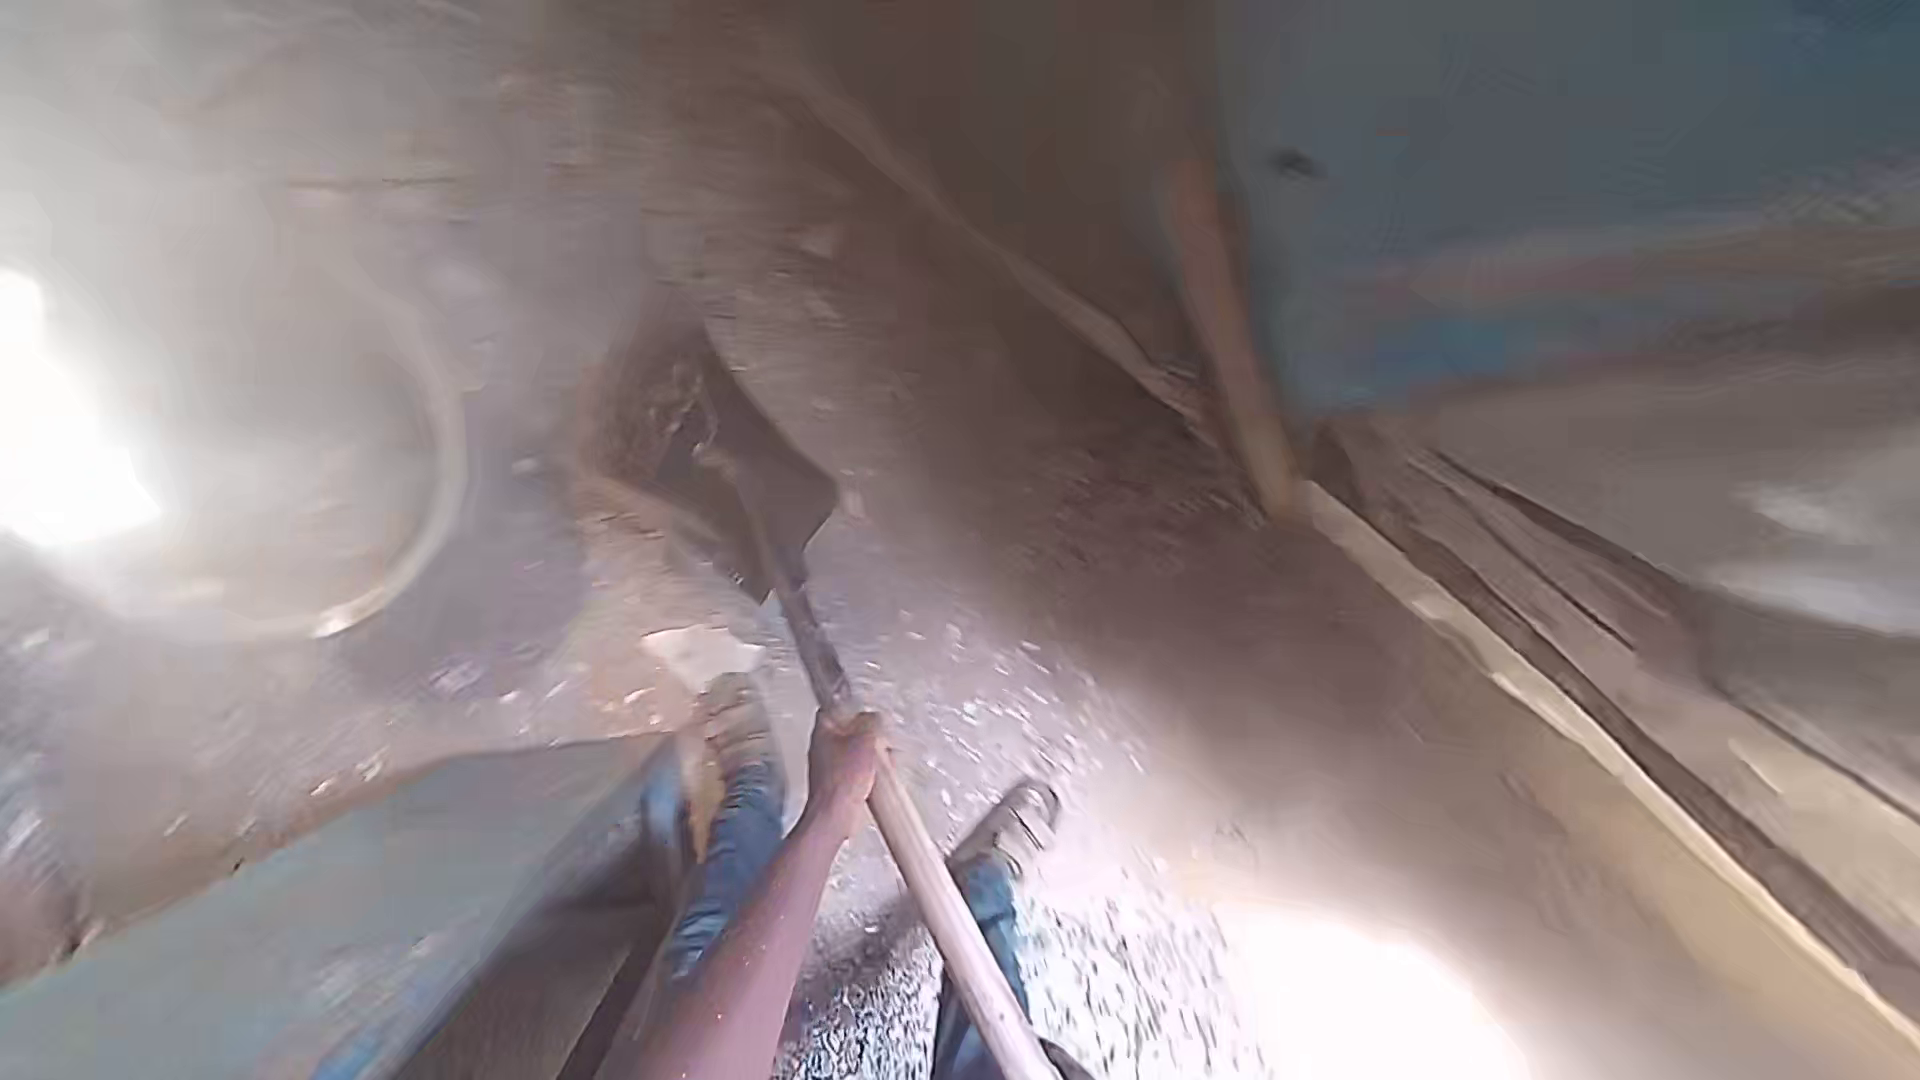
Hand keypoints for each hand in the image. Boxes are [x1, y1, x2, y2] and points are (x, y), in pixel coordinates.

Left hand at [804, 710, 882, 836]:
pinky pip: (856, 767)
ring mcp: (830, 765)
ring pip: (853, 748)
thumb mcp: (864, 741)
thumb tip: (875, 717)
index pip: (832, 707)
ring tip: (886, 754)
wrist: (836, 814)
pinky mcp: (839, 781)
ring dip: (870, 750)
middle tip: (880, 732)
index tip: (864, 706)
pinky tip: (882, 771)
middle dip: (866, 730)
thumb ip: (871, 724)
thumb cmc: (844, 778)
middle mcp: (822, 746)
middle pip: (846, 728)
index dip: (849, 704)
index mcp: (823, 731)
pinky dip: (869, 767)